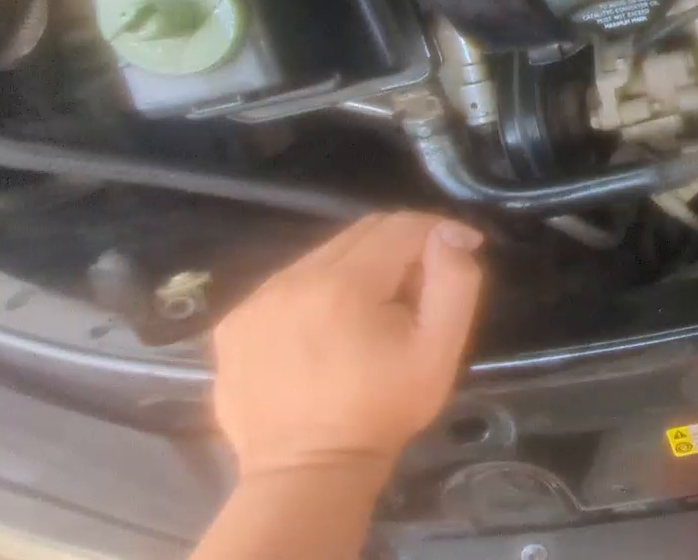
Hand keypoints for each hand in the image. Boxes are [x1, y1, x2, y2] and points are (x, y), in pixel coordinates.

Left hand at [211, 212, 484, 481]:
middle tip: (423, 281)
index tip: (464, 249)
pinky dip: (323, 287)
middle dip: (403, 244)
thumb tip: (449, 234)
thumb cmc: (386, 405)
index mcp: (344, 284)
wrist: (308, 472)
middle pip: (362, 231)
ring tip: (379, 306)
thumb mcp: (442, 344)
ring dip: (363, 264)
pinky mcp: (233, 325)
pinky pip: (291, 281)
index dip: (441, 230)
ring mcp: (254, 303)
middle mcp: (291, 281)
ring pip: (326, 253)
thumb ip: (455, 279)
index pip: (402, 226)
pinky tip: (334, 323)